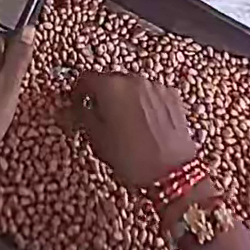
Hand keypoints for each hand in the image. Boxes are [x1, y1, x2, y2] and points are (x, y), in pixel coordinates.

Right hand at [71, 73, 196, 187]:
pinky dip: (145, 103)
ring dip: (126, 99)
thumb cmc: (132, 158)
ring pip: (132, 87)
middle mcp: (133, 80)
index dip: (79, 91)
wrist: (173, 172)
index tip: (78, 102)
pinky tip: (145, 124)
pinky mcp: (172, 96)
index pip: (86, 78)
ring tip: (126, 125)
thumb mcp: (97, 140)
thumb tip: (77, 106)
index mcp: (110, 87)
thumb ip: (83, 116)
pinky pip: (151, 94)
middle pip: (111, 80)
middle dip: (104, 96)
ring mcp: (155, 86)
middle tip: (101, 118)